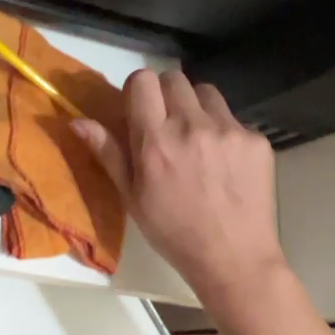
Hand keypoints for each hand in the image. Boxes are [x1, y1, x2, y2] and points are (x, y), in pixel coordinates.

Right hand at [72, 70, 289, 300]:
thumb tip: (77, 122)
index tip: (139, 109)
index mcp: (155, 141)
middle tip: (166, 123)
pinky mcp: (256, 139)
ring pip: (206, 92)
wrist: (232, 256)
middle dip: (165, 94)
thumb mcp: (131, 197)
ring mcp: (229, 130)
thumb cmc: (173, 231)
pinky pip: (234, 119)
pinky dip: (224, 133)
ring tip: (197, 140)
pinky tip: (223, 163)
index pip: (143, 80)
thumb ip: (108, 153)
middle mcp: (192, 126)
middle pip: (175, 78)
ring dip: (196, 107)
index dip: (138, 90)